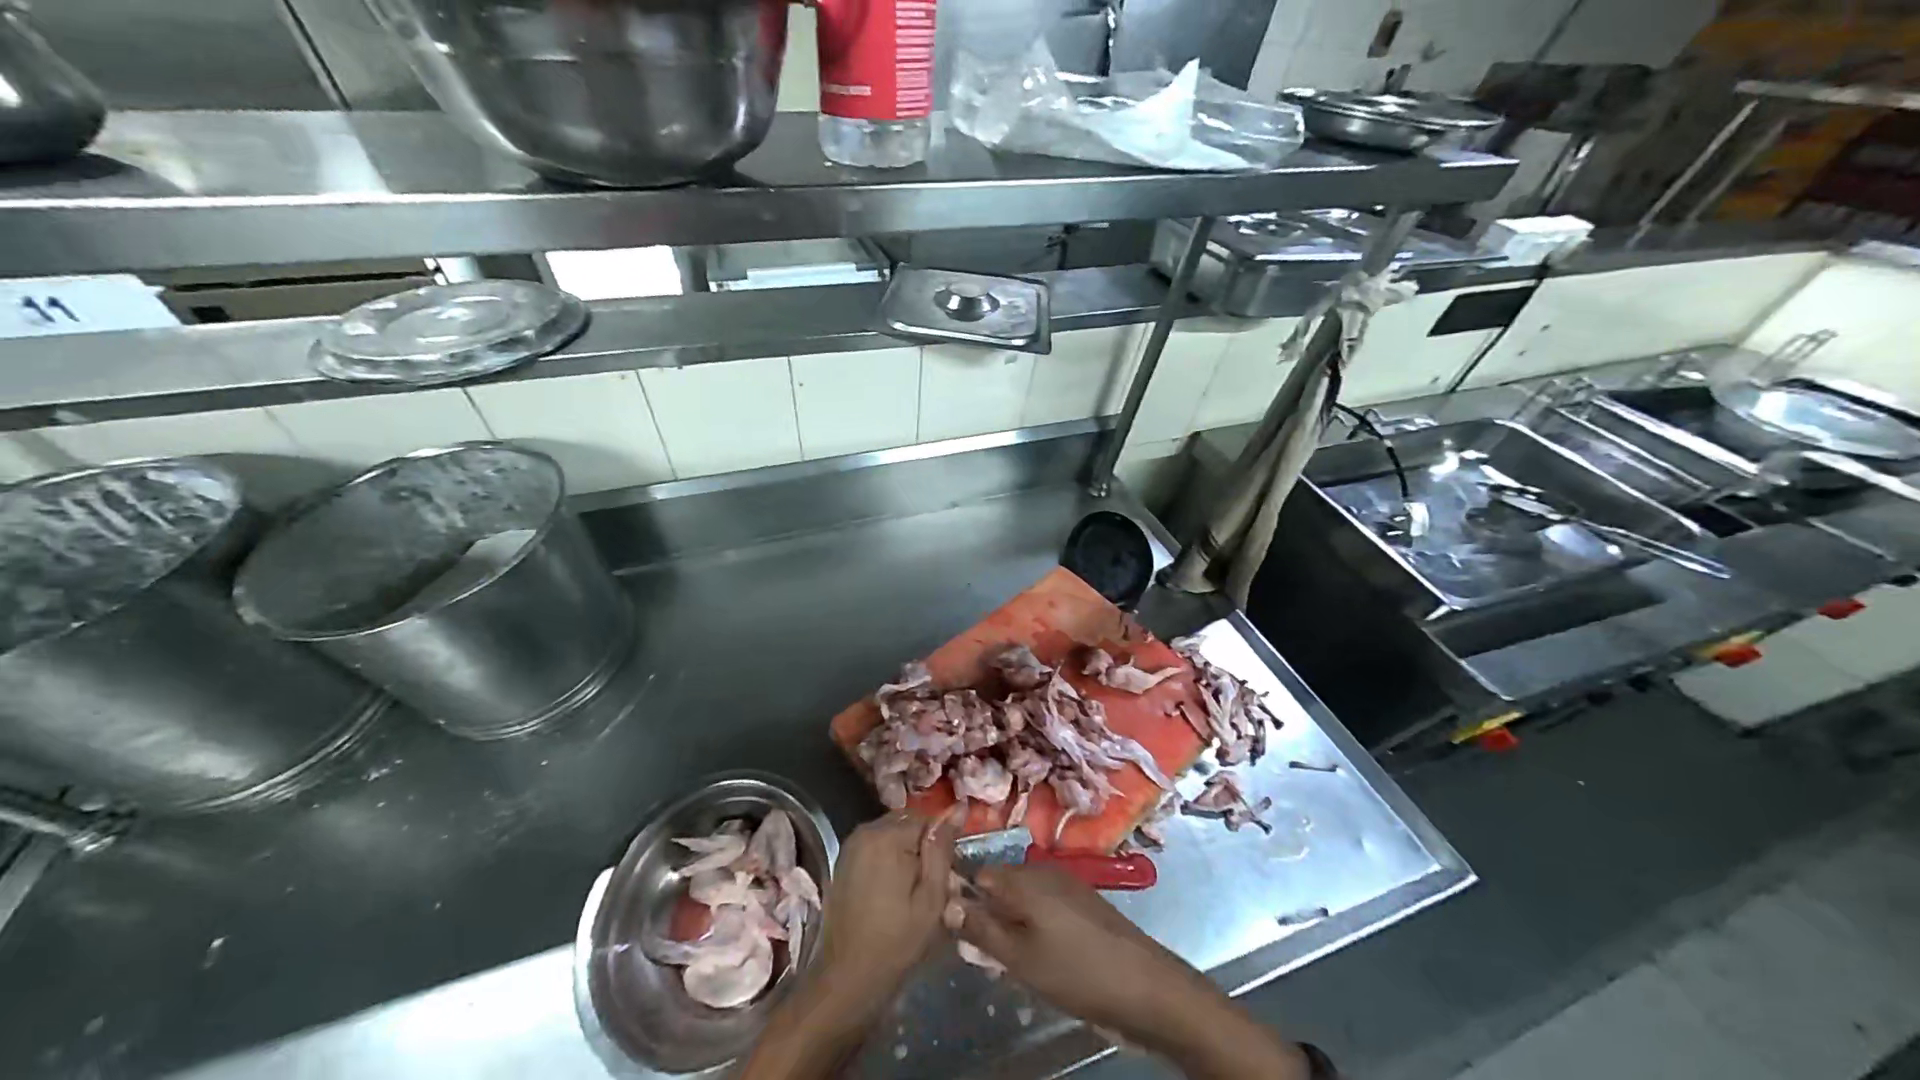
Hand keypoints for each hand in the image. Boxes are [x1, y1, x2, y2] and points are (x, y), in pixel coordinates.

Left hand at [738, 810, 958, 1079]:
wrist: (848, 977)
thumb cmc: (897, 941)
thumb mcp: (931, 897)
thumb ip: (942, 849)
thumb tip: (957, 808)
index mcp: (887, 836)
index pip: (927, 819)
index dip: (941, 845)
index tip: (946, 874)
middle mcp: (865, 831)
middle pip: (907, 822)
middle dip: (922, 845)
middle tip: (932, 884)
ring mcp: (851, 845)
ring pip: (892, 833)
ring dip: (906, 851)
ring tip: (913, 889)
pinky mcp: (843, 860)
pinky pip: (875, 846)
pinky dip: (889, 858)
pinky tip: (893, 890)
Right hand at [954, 863, 1195, 1032]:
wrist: (1146, 986)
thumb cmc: (1075, 970)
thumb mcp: (1019, 957)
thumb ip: (980, 928)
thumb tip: (945, 901)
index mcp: (1024, 878)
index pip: (978, 874)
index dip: (965, 900)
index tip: (960, 933)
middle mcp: (1043, 872)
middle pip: (1002, 885)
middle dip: (989, 915)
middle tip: (987, 955)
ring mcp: (1067, 885)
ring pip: (1024, 899)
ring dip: (1012, 924)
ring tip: (1013, 962)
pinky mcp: (1084, 903)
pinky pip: (1046, 907)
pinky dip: (1036, 927)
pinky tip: (1042, 957)